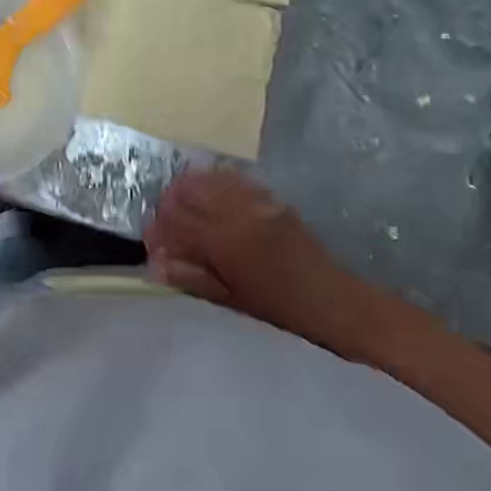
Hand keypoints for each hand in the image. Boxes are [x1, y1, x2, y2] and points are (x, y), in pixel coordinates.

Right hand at [144, 166, 391, 360]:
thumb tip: (154, 264)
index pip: (176, 221)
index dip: (158, 228)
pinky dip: (214, 186)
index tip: (152, 241)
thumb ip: (190, 277)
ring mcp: (256, 201)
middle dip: (170, 204)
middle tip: (166, 224)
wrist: (338, 303)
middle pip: (188, 191)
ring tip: (185, 210)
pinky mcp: (271, 199)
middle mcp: (237, 212)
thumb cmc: (282, 309)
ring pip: (208, 180)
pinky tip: (212, 202)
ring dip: (190, 191)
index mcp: (225, 240)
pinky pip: (232, 181)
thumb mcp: (231, 299)